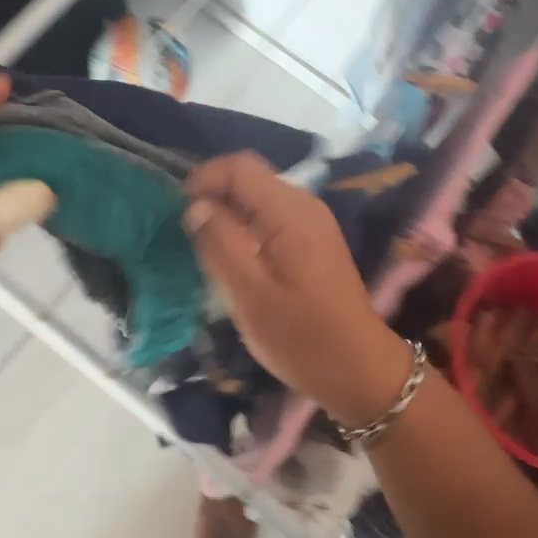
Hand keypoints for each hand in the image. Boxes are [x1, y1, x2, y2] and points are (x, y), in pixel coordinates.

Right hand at [184, 153, 414, 427]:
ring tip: (205, 252)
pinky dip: (245, 230)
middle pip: (249, 179)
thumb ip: (220, 243)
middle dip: (213, 198)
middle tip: (188, 237)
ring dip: (227, 216)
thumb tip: (196, 207)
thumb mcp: (250, 294)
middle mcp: (304, 206)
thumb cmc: (302, 337)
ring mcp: (311, 223)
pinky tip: (234, 263)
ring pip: (257, 199)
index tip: (179, 214)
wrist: (359, 371)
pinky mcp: (311, 242)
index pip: (239, 166)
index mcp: (290, 211)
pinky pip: (270, 219)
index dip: (203, 179)